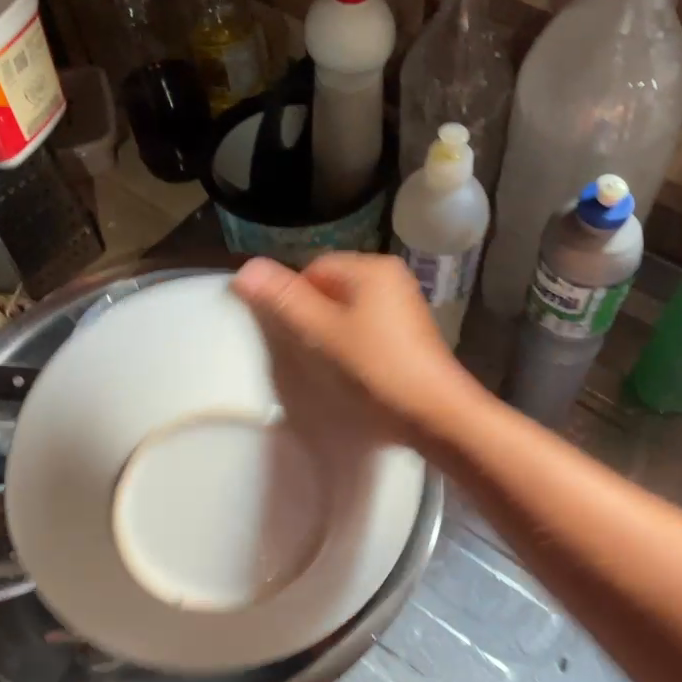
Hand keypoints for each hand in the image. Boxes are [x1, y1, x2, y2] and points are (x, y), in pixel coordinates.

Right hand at [231, 254, 483, 448]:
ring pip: (349, 313)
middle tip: (305, 353)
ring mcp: (404, 309)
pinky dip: (354, 348)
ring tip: (327, 367)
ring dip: (331, 336)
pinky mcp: (409, 337)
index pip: (313, 269)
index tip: (289, 334)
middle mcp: (392, 279)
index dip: (293, 299)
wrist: (436, 414)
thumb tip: (245, 267)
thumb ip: (284, 300)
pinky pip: (367, 331)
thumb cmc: (377, 369)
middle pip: (331, 289)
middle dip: (312, 318)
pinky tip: (352, 374)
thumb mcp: (323, 333)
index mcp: (372, 268)